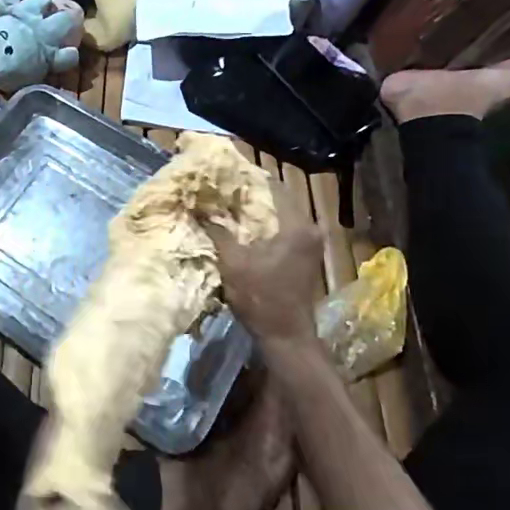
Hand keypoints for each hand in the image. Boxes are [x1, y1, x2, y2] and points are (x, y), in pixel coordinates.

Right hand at [204, 184, 327, 352]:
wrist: (284, 336)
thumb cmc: (260, 297)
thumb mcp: (232, 261)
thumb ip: (218, 230)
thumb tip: (199, 207)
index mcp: (297, 225)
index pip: (272, 186)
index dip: (246, 178)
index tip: (222, 172)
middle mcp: (309, 229)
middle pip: (275, 200)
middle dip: (247, 194)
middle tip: (218, 188)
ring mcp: (309, 244)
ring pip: (277, 216)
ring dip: (253, 211)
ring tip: (224, 205)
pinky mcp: (303, 256)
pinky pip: (280, 230)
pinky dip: (260, 226)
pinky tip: (238, 227)